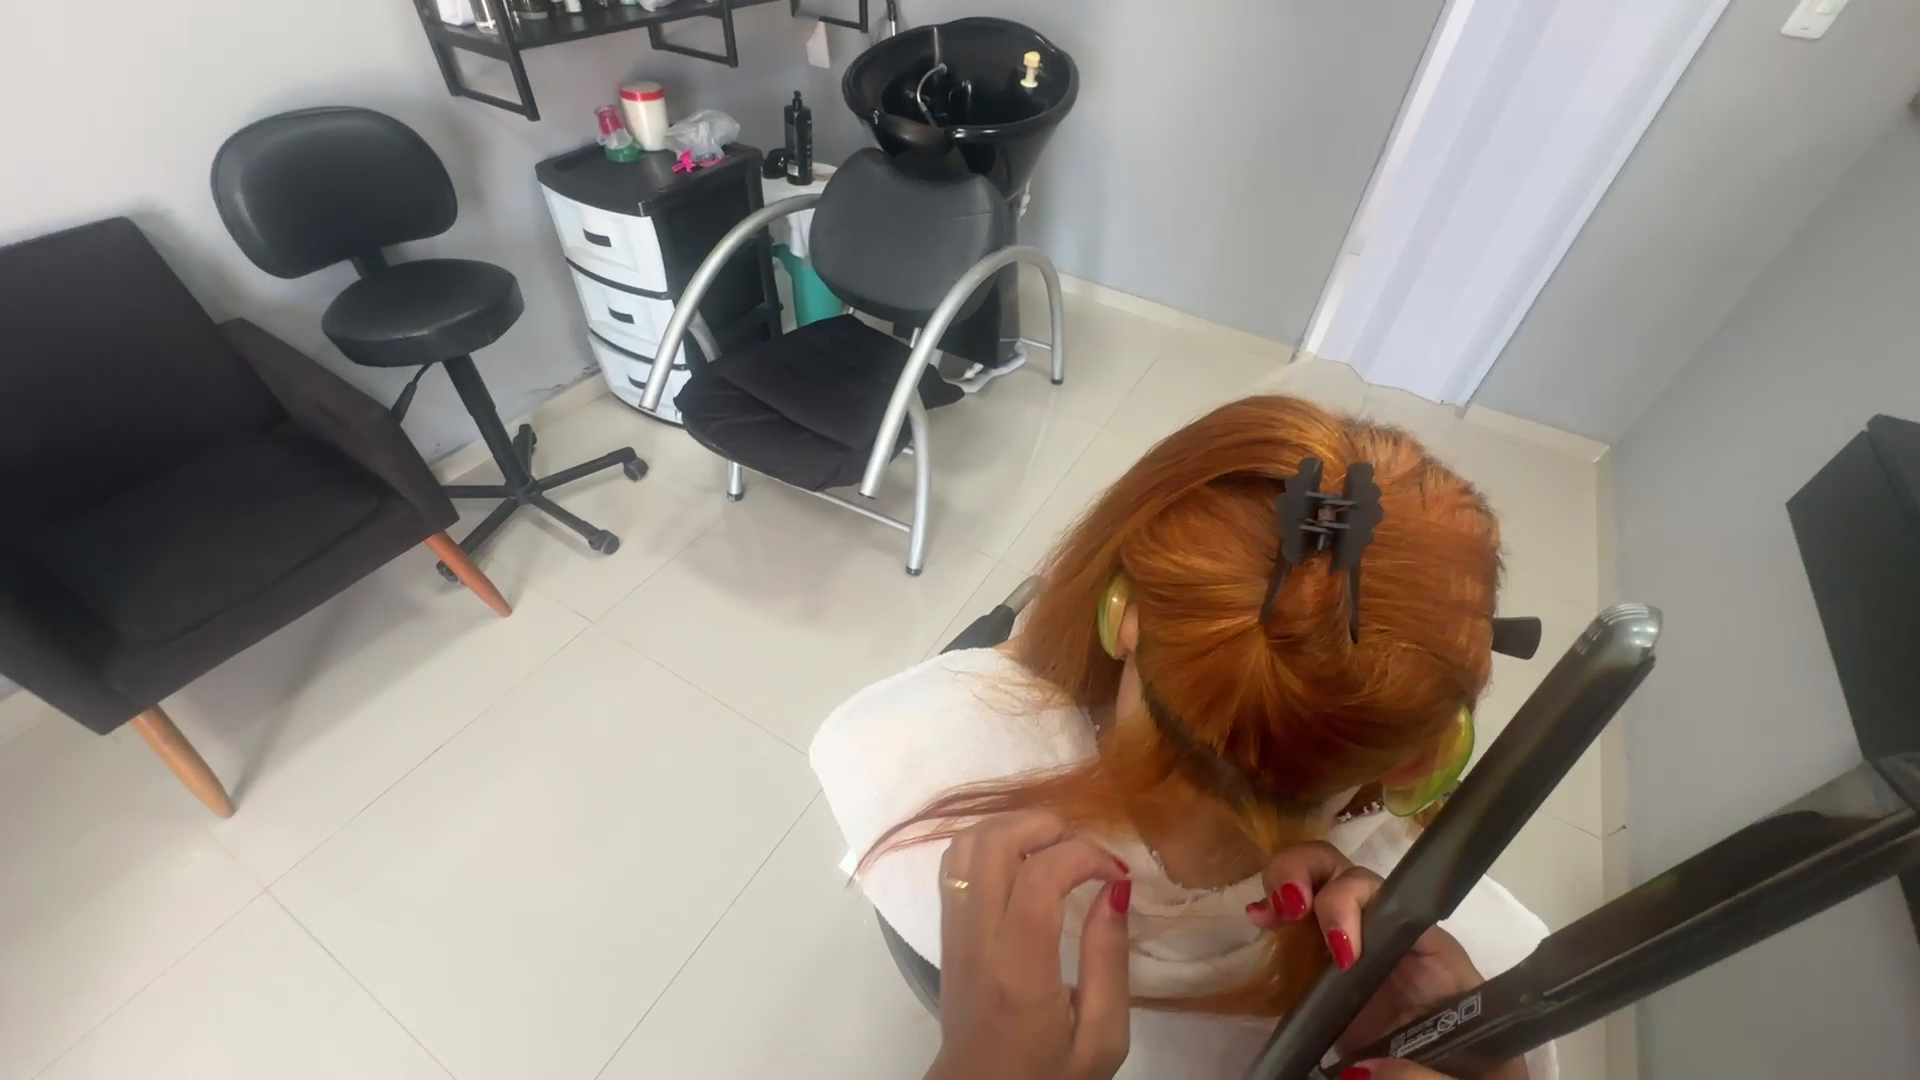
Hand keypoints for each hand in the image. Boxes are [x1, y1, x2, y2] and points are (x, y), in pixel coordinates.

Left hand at [924, 811, 1132, 1079]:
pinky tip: (1020, 854)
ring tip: (1053, 843)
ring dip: (1012, 824)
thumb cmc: (1049, 1075)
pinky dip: (987, 838)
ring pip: (966, 842)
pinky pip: (954, 859)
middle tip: (1083, 847)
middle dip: (1045, 825)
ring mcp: (952, 927)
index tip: (1115, 872)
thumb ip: (1108, 960)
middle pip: (994, 843)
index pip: (1040, 877)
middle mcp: (977, 937)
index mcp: (1018, 970)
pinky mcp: (944, 925)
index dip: (1083, 855)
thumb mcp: (1101, 1038)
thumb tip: (1115, 888)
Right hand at [1246, 842, 1526, 1079]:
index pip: (1389, 898)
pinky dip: (1272, 906)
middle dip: (1309, 871)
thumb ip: (1425, 1077)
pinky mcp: (1327, 970)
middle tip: (1288, 904)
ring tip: (1267, 912)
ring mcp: (1356, 947)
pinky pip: (1297, 919)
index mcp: (1431, 951)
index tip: (1340, 955)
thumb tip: (1359, 1073)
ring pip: (1318, 881)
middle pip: (1346, 873)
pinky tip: (1256, 917)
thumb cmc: (1476, 1076)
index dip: (1353, 906)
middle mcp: (1389, 935)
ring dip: (1287, 878)